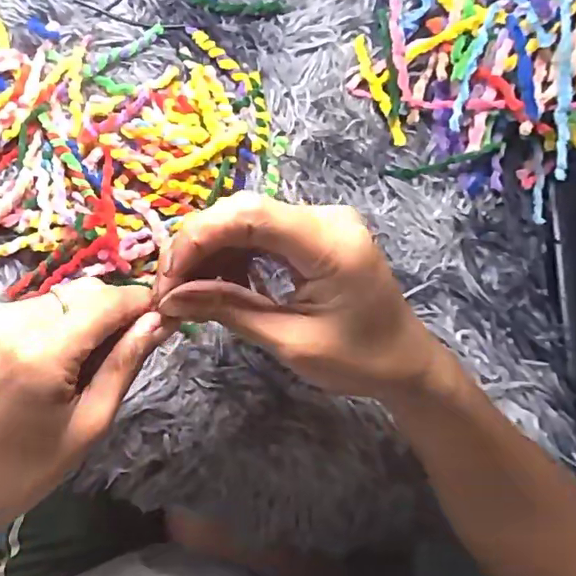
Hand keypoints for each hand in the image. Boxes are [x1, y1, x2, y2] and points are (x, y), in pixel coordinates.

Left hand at [0, 278, 172, 548]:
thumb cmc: (32, 466)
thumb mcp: (91, 422)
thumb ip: (125, 363)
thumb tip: (161, 319)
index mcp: (39, 354)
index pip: (104, 302)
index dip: (139, 301)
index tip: (164, 312)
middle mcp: (8, 323)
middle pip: (81, 292)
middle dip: (111, 310)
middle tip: (125, 343)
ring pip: (58, 296)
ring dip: (81, 315)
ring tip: (82, 357)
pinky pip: (32, 305)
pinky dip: (52, 320)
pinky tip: (51, 353)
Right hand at [152, 193, 468, 404]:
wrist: (407, 363)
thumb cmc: (358, 361)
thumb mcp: (289, 341)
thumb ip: (228, 310)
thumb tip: (171, 299)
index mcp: (328, 242)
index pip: (248, 215)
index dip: (198, 239)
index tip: (169, 280)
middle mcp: (323, 217)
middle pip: (241, 211)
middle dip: (196, 246)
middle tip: (169, 289)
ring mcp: (318, 221)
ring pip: (244, 220)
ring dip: (209, 252)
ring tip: (187, 290)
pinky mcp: (311, 232)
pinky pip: (259, 232)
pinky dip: (231, 255)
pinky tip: (216, 282)